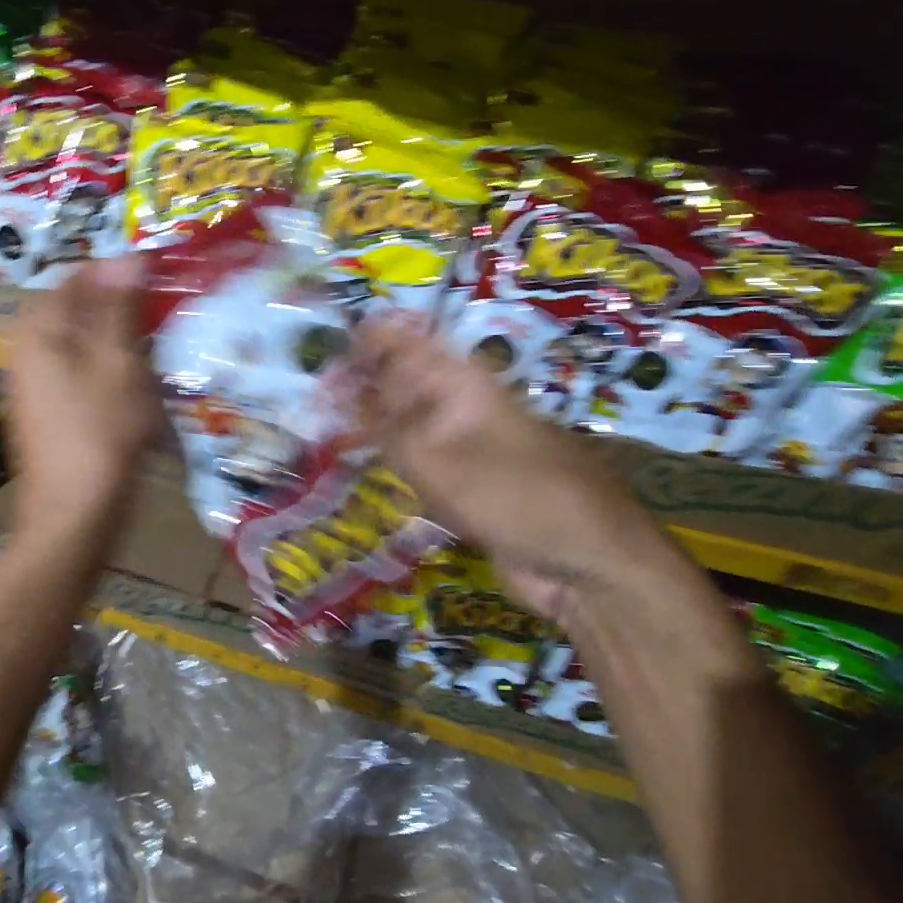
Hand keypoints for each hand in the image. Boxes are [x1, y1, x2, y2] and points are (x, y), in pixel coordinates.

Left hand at [2, 257, 162, 533]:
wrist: (73, 513)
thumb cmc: (100, 431)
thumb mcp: (118, 360)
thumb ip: (120, 305)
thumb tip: (128, 256)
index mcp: (34, 326)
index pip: (78, 277)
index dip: (121, 276)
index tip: (162, 285)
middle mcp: (20, 348)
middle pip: (77, 312)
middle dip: (120, 314)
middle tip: (161, 327)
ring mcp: (27, 383)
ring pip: (79, 346)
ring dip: (117, 347)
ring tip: (153, 362)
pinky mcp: (40, 412)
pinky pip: (76, 376)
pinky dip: (105, 376)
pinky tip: (133, 395)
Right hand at [346, 313, 675, 624]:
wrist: (586, 563)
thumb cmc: (515, 498)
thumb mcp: (438, 462)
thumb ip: (385, 430)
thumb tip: (342, 395)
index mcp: (465, 386)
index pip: (410, 345)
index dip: (371, 339)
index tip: (328, 346)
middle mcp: (466, 408)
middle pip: (407, 383)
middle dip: (364, 383)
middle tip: (316, 392)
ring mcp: (470, 447)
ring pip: (411, 424)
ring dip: (373, 423)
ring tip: (326, 424)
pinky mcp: (471, 484)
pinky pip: (422, 462)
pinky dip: (392, 460)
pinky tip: (364, 466)